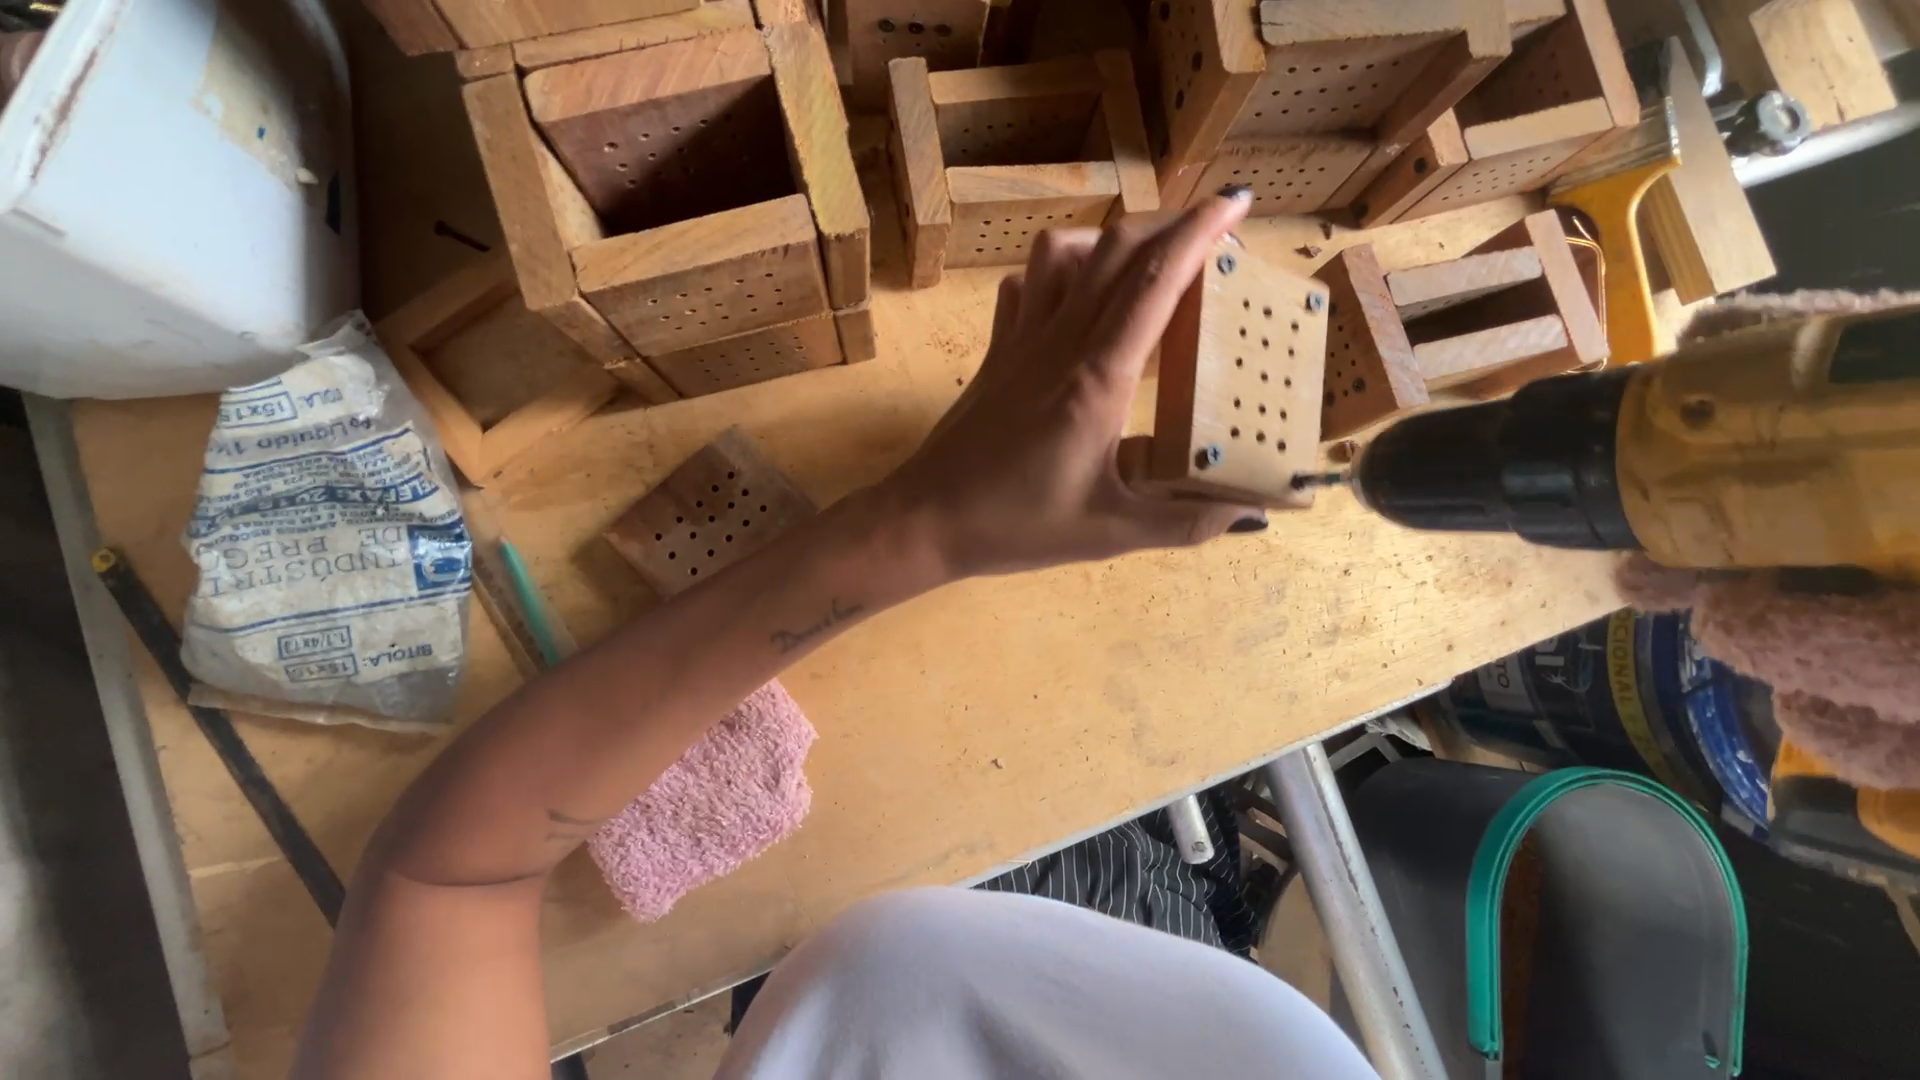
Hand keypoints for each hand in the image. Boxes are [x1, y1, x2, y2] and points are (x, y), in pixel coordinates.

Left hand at [883, 191, 1267, 579]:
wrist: (925, 520)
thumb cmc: (1015, 527)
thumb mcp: (1108, 534)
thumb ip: (1185, 524)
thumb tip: (1252, 511)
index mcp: (1097, 380)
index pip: (1155, 281)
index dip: (1199, 233)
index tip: (1236, 203)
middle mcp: (1059, 343)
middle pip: (1116, 251)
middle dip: (1170, 225)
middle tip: (1212, 237)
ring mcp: (1019, 340)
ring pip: (1064, 252)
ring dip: (1111, 240)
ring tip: (1145, 259)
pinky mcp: (995, 351)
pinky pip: (1025, 285)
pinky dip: (1057, 270)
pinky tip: (1075, 294)